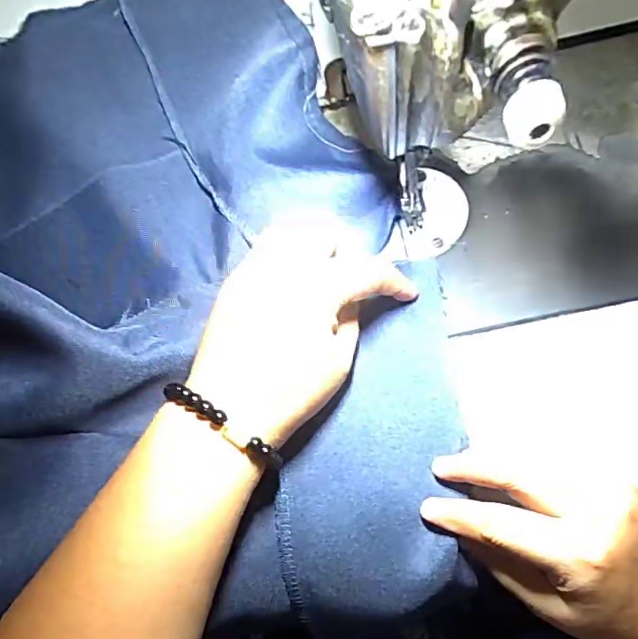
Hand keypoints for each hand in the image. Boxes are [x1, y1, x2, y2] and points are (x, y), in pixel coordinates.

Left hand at [187, 214, 417, 446]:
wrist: (230, 409)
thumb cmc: (292, 392)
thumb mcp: (338, 360)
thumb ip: (352, 318)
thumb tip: (352, 299)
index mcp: (317, 286)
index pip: (366, 268)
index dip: (393, 280)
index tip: (407, 293)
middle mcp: (285, 264)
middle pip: (328, 234)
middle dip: (354, 251)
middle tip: (363, 280)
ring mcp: (255, 267)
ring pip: (293, 229)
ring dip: (319, 240)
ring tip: (330, 266)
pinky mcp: (236, 280)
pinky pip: (268, 245)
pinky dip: (291, 249)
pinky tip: (299, 275)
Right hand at [419, 450, 637, 638]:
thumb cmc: (613, 624)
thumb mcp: (551, 608)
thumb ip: (504, 567)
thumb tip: (465, 533)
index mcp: (578, 553)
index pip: (504, 523)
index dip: (462, 515)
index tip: (429, 507)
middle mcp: (597, 510)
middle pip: (523, 474)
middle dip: (477, 466)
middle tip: (440, 467)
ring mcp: (613, 488)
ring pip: (543, 459)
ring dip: (502, 458)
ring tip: (466, 462)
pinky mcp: (621, 479)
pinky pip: (564, 462)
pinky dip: (531, 460)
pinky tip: (509, 463)